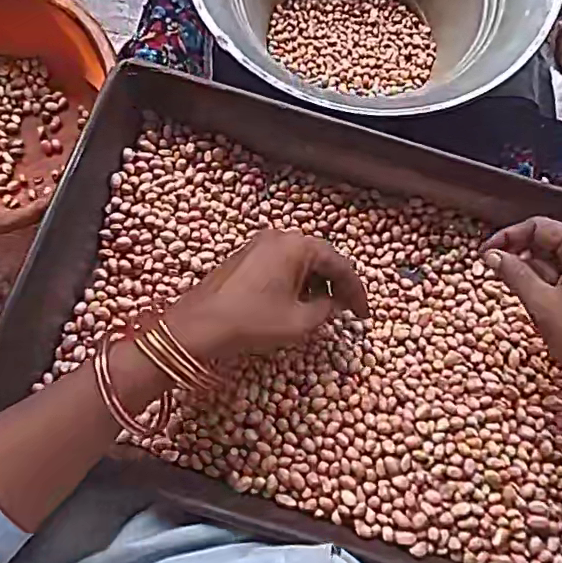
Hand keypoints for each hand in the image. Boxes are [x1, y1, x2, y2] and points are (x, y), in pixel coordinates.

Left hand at [163, 229, 369, 361]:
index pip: (340, 264)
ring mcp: (258, 245)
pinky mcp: (244, 257)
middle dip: (336, 284)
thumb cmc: (251, 321)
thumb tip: (334, 304)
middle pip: (320, 258)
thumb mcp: (299, 322)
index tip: (363, 314)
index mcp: (296, 245)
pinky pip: (280, 264)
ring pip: (299, 260)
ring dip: (315, 283)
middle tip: (348, 310)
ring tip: (324, 309)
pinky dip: (295, 281)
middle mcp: (278, 236)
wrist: (198, 326)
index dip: (356, 291)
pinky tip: (296, 302)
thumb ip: (326, 310)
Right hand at [482, 216, 561, 391]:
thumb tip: (492, 255)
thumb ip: (514, 274)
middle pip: (557, 243)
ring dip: (542, 275)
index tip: (485, 254)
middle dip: (525, 257)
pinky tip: (547, 306)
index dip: (507, 238)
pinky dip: (561, 287)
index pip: (541, 227)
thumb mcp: (542, 304)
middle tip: (498, 275)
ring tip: (523, 295)